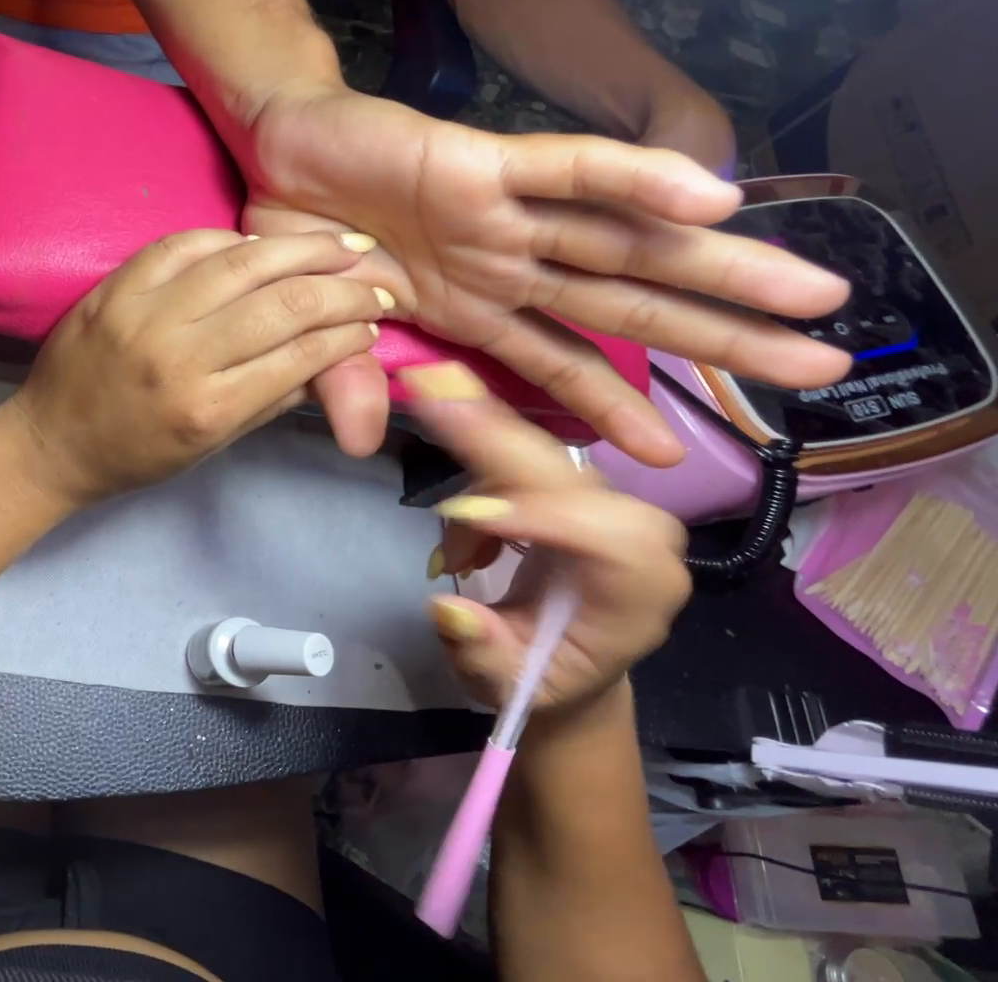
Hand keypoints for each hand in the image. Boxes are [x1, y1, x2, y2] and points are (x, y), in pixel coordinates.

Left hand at [4, 229, 387, 505]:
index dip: (348, 333)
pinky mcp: (114, 289)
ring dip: (298, 248)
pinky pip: (180, 245)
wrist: (51, 442)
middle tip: (371, 276)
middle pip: (281, 303)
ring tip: (337, 243)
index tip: (373, 319)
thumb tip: (333, 356)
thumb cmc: (136, 455)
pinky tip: (256, 242)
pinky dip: (226, 238)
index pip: (301, 355)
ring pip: (238, 263)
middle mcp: (179, 357)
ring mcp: (142, 316)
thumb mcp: (210, 445)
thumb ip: (271, 399)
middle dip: (340, 287)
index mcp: (208, 408)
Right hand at [237, 82, 851, 465]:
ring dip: (713, 265)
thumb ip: (345, 379)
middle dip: (714, 338)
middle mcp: (501, 266)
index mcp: (466, 309)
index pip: (553, 363)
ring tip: (812, 296)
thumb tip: (359, 444)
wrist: (282, 154)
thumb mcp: (320, 324)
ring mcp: (499, 216)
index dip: (612, 404)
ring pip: (619, 241)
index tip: (672, 454)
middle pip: (620, 304)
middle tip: (817, 374)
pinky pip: (569, 171)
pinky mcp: (483, 164)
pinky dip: (633, 182)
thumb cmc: (300, 239)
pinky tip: (709, 198)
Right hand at [403, 361, 689, 713]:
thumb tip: (448, 604)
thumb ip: (482, 652)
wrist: (571, 663)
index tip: (464, 516)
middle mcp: (641, 538)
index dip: (538, 517)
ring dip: (475, 486)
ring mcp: (611, 505)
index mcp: (641, 592)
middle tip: (430, 387)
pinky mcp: (580, 489)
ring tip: (456, 559)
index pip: (606, 536)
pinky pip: (522, 461)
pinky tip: (470, 535)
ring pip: (534, 460)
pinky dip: (478, 479)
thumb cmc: (544, 678)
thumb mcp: (507, 686)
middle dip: (495, 437)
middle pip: (567, 475)